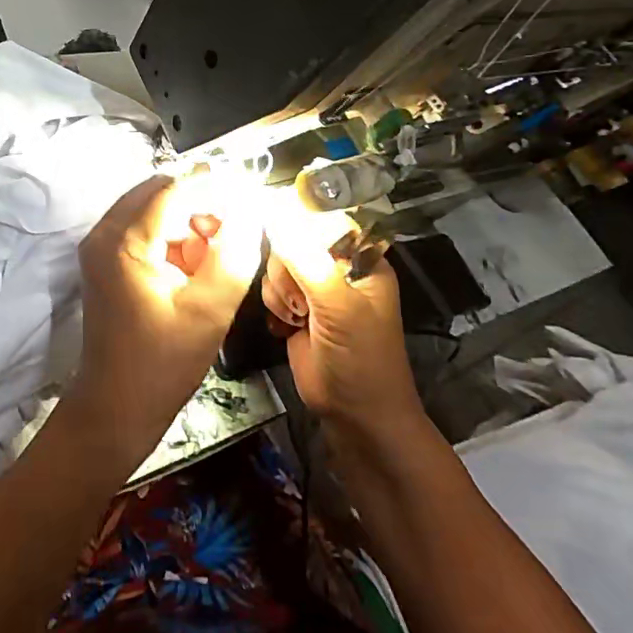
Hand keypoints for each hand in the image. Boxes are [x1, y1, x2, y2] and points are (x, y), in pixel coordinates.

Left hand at [73, 174, 261, 455]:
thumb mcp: (212, 306)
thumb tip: (252, 207)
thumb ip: (236, 250)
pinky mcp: (108, 261)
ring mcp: (102, 246)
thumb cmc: (164, 362)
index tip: (253, 195)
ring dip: (191, 221)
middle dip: (204, 203)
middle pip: (164, 191)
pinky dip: (176, 238)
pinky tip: (197, 268)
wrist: (117, 410)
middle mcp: (105, 232)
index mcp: (125, 241)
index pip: (177, 186)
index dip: (218, 184)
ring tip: (217, 257)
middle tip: (236, 231)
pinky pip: (148, 229)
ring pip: (157, 208)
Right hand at [262, 210, 423, 442]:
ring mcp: (316, 289)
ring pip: (278, 265)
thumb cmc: (361, 358)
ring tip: (299, 318)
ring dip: (281, 292)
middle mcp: (338, 267)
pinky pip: (271, 290)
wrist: (355, 417)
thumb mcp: (338, 306)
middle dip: (290, 269)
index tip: (276, 221)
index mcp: (362, 257)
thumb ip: (305, 259)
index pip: (326, 218)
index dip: (301, 219)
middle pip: (294, 239)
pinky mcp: (296, 311)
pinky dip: (274, 307)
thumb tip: (274, 215)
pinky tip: (286, 327)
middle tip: (303, 300)